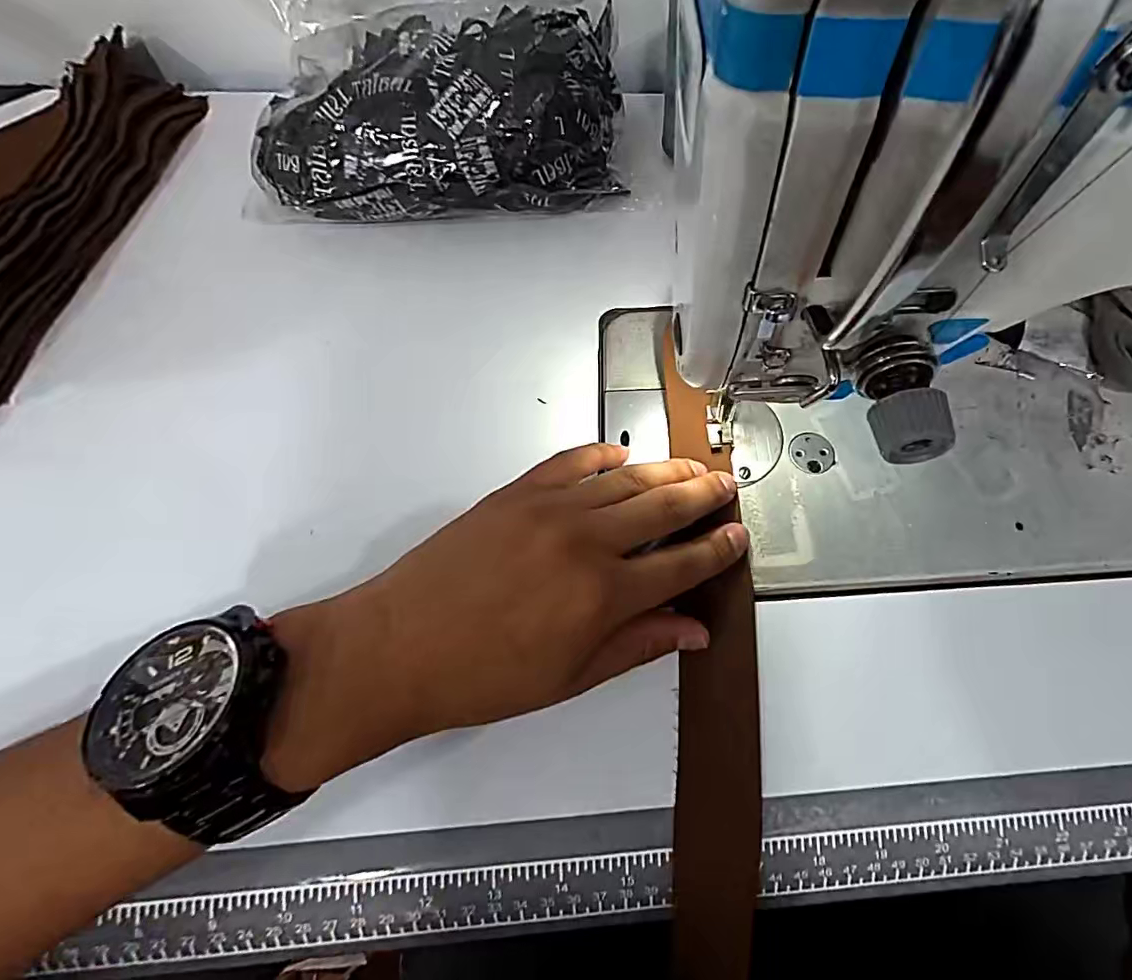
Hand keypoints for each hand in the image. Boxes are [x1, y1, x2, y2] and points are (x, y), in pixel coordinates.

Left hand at [261, 443, 747, 790]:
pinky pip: (572, 461)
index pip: (681, 564)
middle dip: (703, 495)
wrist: (394, 648)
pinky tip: (621, 455)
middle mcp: (585, 542)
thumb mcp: (570, 677)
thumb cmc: (480, 675)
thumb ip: (639, 645)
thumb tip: (692, 630)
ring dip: (666, 471)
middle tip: (725, 487)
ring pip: (627, 478)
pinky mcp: (517, 492)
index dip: (717, 549)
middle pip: (664, 506)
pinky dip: (602, 454)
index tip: (736, 537)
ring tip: (691, 469)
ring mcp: (550, 509)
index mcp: (603, 595)